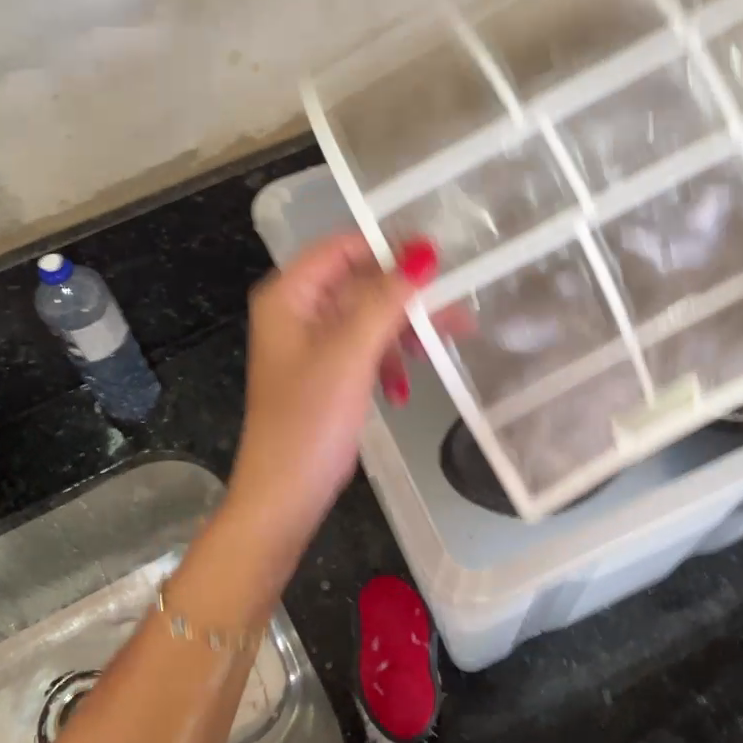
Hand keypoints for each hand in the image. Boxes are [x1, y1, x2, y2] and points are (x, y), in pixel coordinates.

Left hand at [227, 233, 437, 548]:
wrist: (285, 494)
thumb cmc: (310, 419)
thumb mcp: (352, 352)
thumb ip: (387, 298)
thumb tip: (424, 251)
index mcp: (289, 295)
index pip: (342, 248)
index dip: (388, 249)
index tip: (438, 260)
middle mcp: (297, 311)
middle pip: (360, 284)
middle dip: (406, 300)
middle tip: (456, 313)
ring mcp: (311, 344)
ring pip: (368, 318)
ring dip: (403, 334)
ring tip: (440, 352)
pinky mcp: (326, 373)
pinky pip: (364, 349)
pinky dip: (387, 362)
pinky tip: (402, 390)